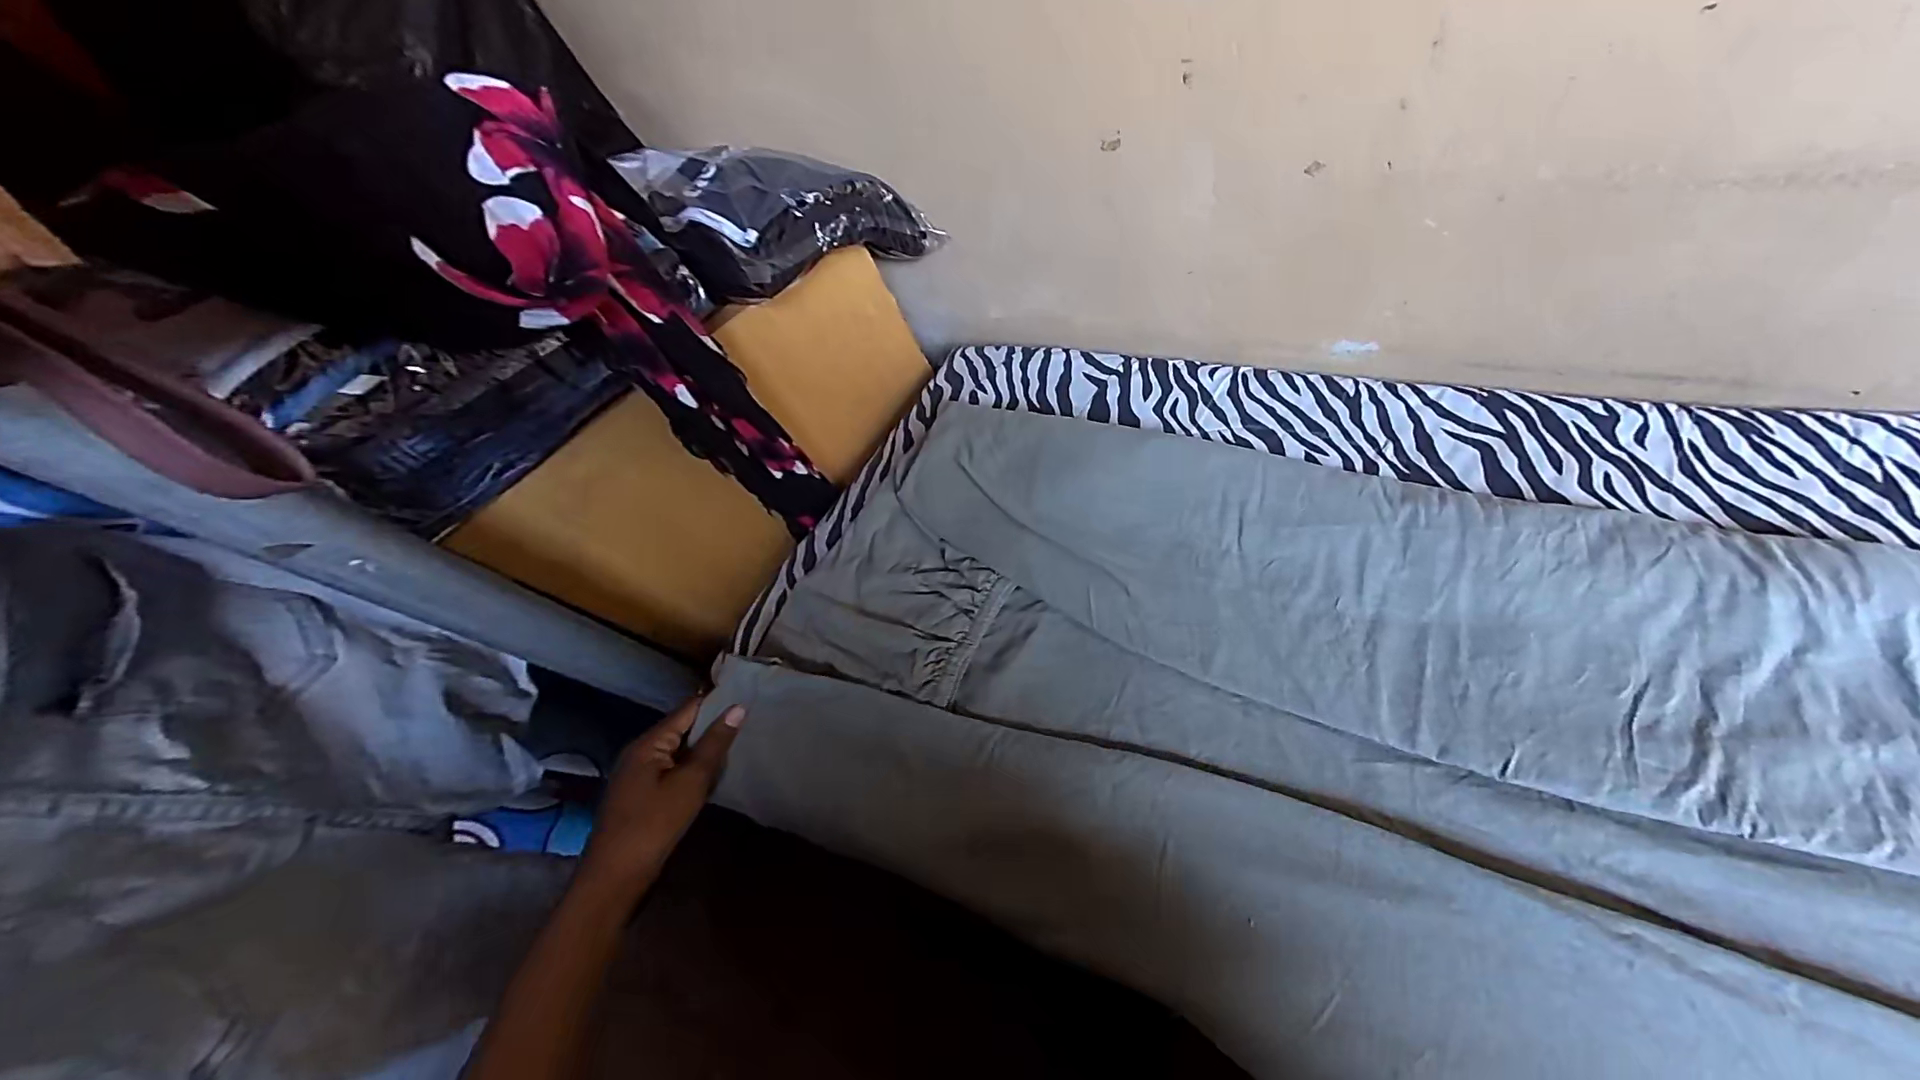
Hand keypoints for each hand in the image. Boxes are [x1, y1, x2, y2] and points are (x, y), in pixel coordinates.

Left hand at [578, 695, 744, 891]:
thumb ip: (714, 744)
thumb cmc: (654, 824)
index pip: (688, 708)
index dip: (716, 702)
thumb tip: (738, 707)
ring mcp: (638, 774)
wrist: (614, 877)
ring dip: (704, 748)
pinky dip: (692, 767)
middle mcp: (639, 751)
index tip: (747, 697)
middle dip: (712, 725)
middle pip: (682, 727)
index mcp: (648, 742)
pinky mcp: (640, 794)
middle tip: (750, 721)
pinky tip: (714, 773)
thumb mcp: (691, 782)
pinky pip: (672, 769)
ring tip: (739, 742)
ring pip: (678, 750)